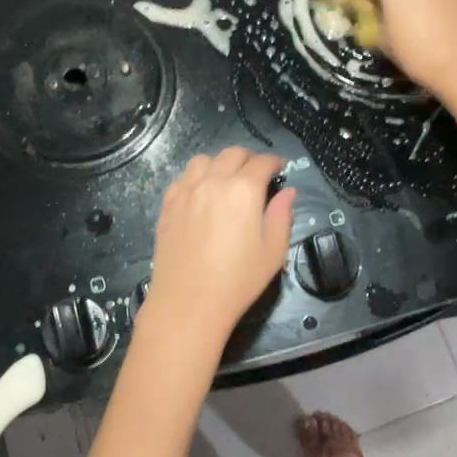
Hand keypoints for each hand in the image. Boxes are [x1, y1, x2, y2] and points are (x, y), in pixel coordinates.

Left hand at [143, 148, 296, 344]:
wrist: (189, 302)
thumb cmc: (238, 280)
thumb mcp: (273, 251)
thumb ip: (282, 215)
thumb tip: (288, 193)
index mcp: (243, 190)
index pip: (262, 162)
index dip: (275, 162)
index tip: (280, 169)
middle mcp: (213, 181)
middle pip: (232, 154)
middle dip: (249, 159)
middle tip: (257, 175)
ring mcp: (186, 191)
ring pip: (204, 160)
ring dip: (220, 164)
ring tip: (227, 180)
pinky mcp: (168, 205)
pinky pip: (183, 178)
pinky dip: (197, 177)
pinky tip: (202, 194)